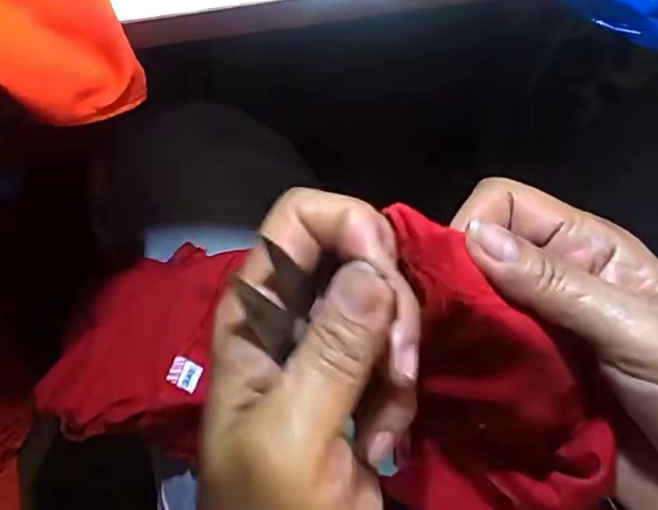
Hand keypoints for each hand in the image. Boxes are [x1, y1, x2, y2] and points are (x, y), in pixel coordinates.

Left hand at [201, 189, 421, 509]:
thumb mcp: (296, 439)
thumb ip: (332, 351)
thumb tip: (371, 267)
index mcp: (255, 309)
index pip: (297, 218)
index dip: (347, 223)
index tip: (384, 272)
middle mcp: (288, 310)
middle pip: (353, 248)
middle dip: (388, 299)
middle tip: (398, 366)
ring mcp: (325, 338)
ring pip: (383, 293)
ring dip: (400, 350)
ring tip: (388, 420)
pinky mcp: (357, 369)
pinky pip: (396, 339)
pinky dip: (402, 382)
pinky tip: (386, 436)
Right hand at [453, 178, 657, 509]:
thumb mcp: (643, 334)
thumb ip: (558, 287)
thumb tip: (472, 235)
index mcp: (588, 250)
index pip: (506, 205)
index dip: (471, 226)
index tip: (448, 277)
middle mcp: (560, 287)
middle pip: (483, 261)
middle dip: (452, 288)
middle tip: (424, 332)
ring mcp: (550, 346)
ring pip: (480, 320)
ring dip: (457, 341)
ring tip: (431, 371)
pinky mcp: (543, 402)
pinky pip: (491, 378)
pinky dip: (470, 386)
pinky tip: (452, 402)